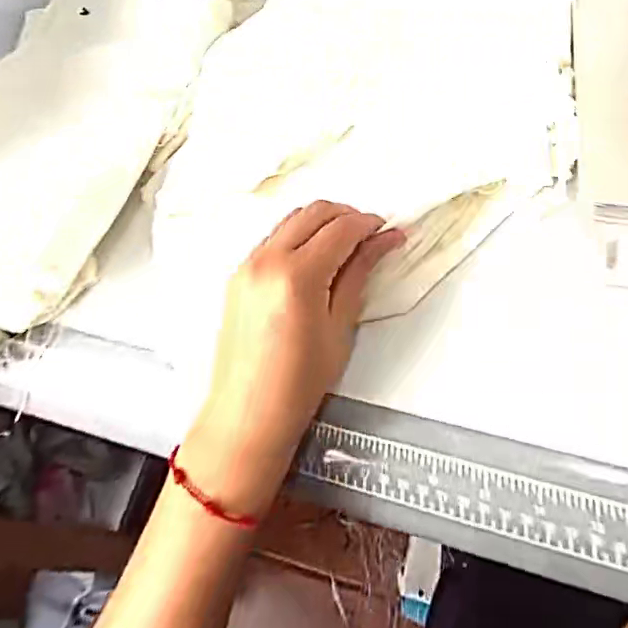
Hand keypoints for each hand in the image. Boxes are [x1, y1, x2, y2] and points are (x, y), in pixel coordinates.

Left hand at [181, 200, 404, 515]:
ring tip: (346, 245)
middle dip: (348, 216)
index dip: (370, 225)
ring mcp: (248, 265)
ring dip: (323, 222)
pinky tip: (316, 257)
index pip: (341, 228)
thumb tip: (384, 241)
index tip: (388, 231)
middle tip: (370, 235)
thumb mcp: (340, 326)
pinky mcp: (238, 274)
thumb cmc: (298, 383)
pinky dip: (300, 234)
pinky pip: (274, 236)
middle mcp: (267, 261)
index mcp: (297, 276)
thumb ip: (360, 273)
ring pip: (293, 218)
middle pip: (316, 212)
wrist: (247, 416)